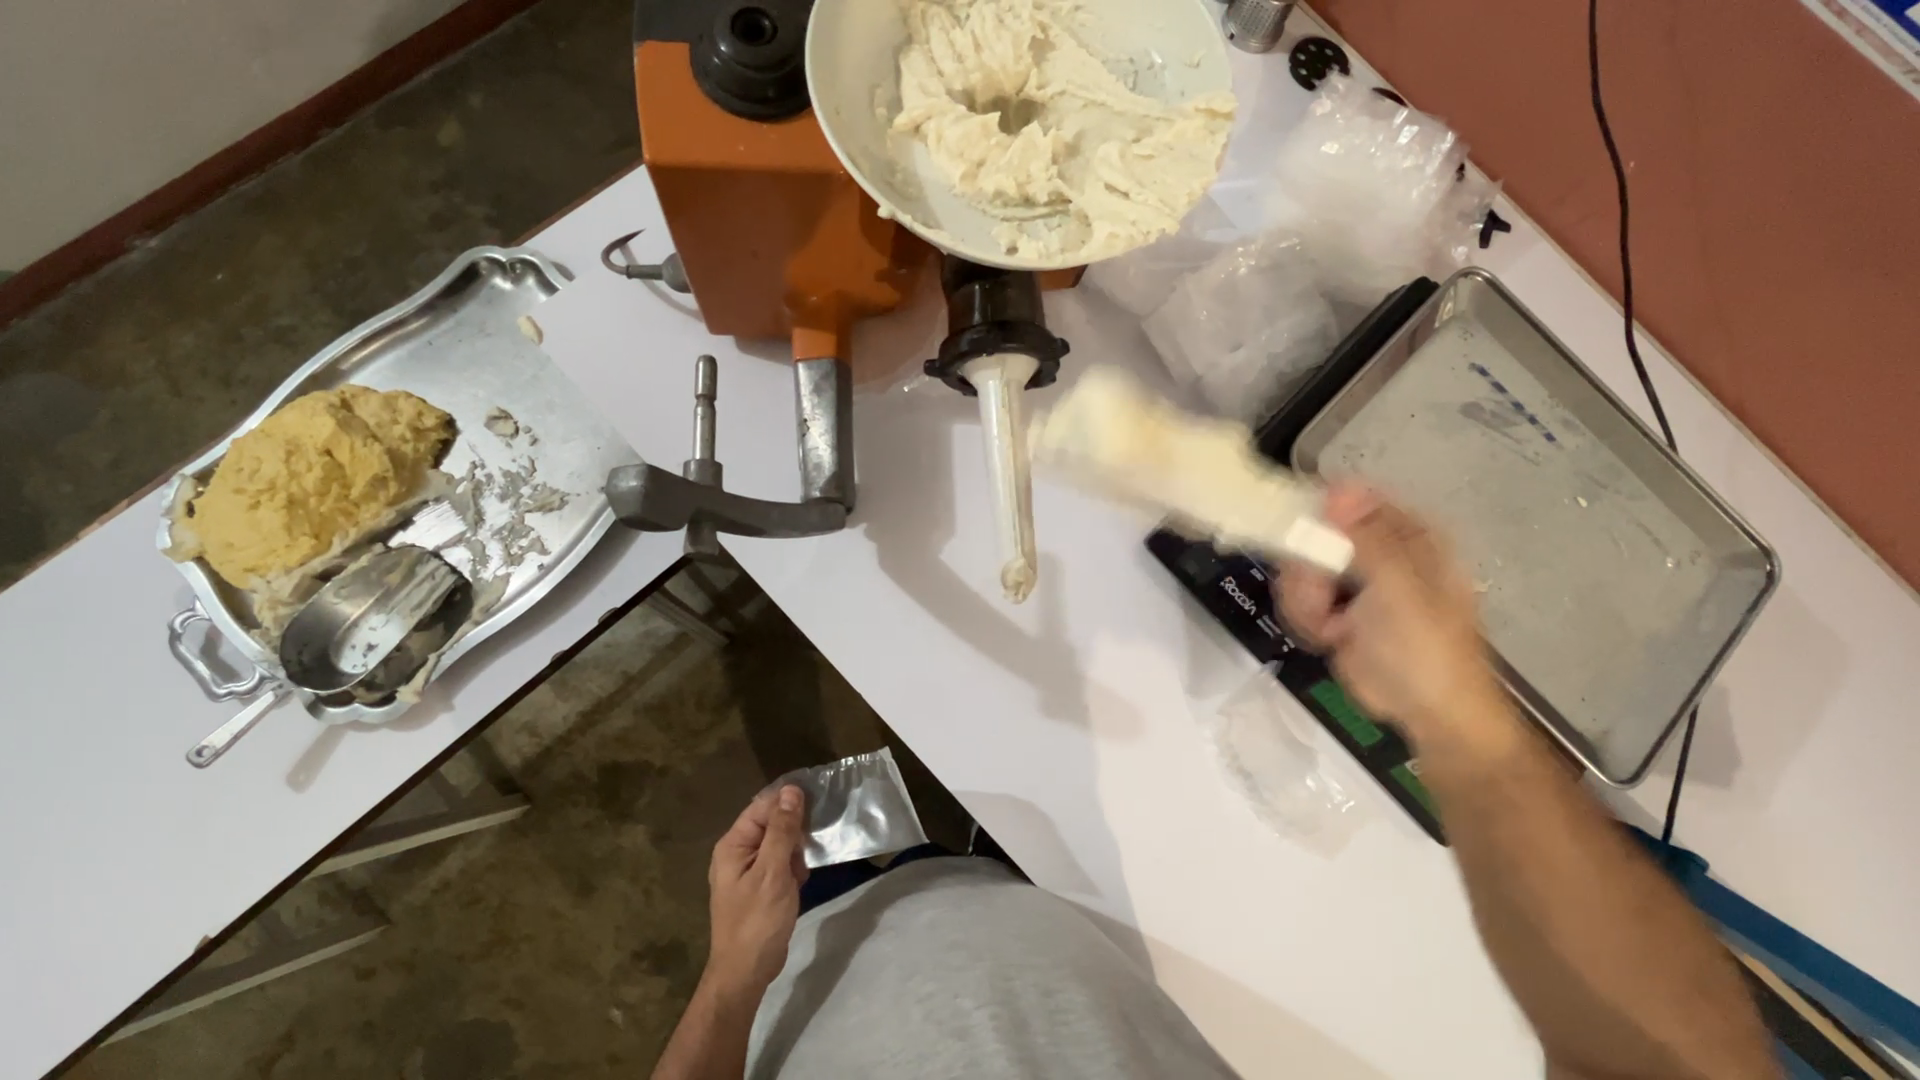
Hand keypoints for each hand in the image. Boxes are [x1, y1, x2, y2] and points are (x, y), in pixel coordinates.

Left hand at [705, 785, 808, 994]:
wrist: (746, 973)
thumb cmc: (756, 921)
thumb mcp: (772, 872)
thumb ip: (782, 831)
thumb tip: (791, 791)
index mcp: (734, 844)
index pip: (763, 806)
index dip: (789, 800)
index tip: (820, 798)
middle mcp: (738, 852)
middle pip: (772, 822)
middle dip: (796, 827)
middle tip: (818, 835)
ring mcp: (749, 870)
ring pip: (780, 843)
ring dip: (797, 849)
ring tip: (809, 860)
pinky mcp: (762, 886)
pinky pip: (781, 863)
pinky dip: (794, 866)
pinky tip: (803, 878)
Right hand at [1276, 485, 1513, 753]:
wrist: (1429, 712)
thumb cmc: (1427, 650)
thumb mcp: (1398, 589)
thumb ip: (1365, 537)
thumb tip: (1338, 487)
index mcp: (1407, 534)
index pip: (1352, 498)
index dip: (1318, 510)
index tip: (1297, 532)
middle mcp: (1378, 549)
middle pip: (1313, 532)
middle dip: (1308, 570)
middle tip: (1320, 597)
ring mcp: (1354, 579)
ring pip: (1299, 566)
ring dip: (1305, 599)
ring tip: (1330, 627)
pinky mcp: (1333, 607)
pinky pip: (1298, 595)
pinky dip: (1305, 617)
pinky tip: (1328, 636)